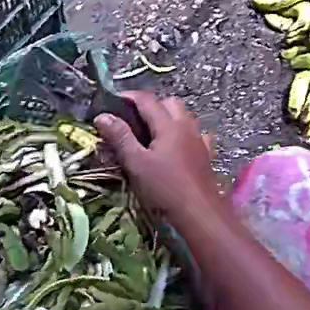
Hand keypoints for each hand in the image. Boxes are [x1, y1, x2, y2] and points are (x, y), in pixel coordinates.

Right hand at [94, 90, 222, 224]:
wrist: (200, 212)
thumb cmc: (165, 188)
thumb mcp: (136, 163)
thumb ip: (120, 137)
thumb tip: (102, 116)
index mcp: (168, 125)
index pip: (147, 100)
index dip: (128, 97)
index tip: (112, 102)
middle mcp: (186, 126)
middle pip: (169, 103)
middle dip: (151, 105)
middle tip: (133, 120)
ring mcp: (199, 140)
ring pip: (184, 117)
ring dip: (168, 117)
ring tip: (152, 133)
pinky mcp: (206, 155)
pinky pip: (195, 135)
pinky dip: (184, 134)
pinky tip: (177, 147)